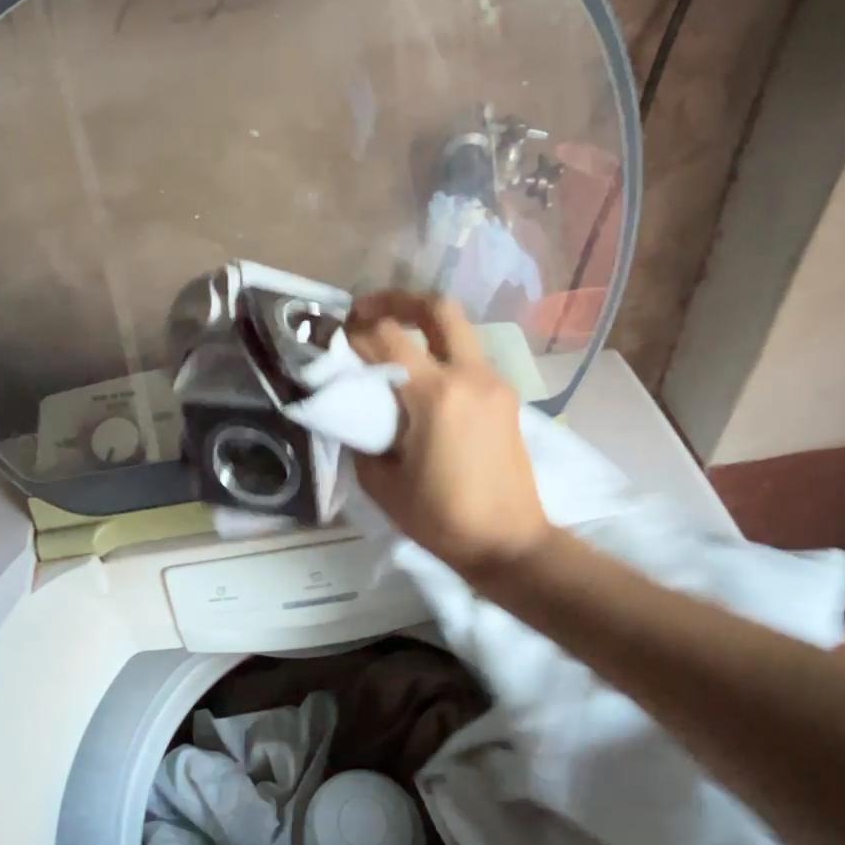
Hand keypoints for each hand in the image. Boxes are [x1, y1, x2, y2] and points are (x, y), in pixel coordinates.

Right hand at [345, 291, 550, 576]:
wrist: (509, 544)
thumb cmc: (441, 518)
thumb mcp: (382, 483)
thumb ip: (362, 437)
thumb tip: (355, 411)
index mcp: (436, 394)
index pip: (388, 337)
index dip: (356, 331)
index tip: (335, 339)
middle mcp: (470, 376)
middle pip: (437, 308)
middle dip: (398, 300)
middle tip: (368, 313)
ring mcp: (494, 384)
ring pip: (458, 330)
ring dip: (423, 328)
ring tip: (392, 347)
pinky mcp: (506, 398)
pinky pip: (469, 358)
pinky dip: (442, 355)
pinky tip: (421, 383)